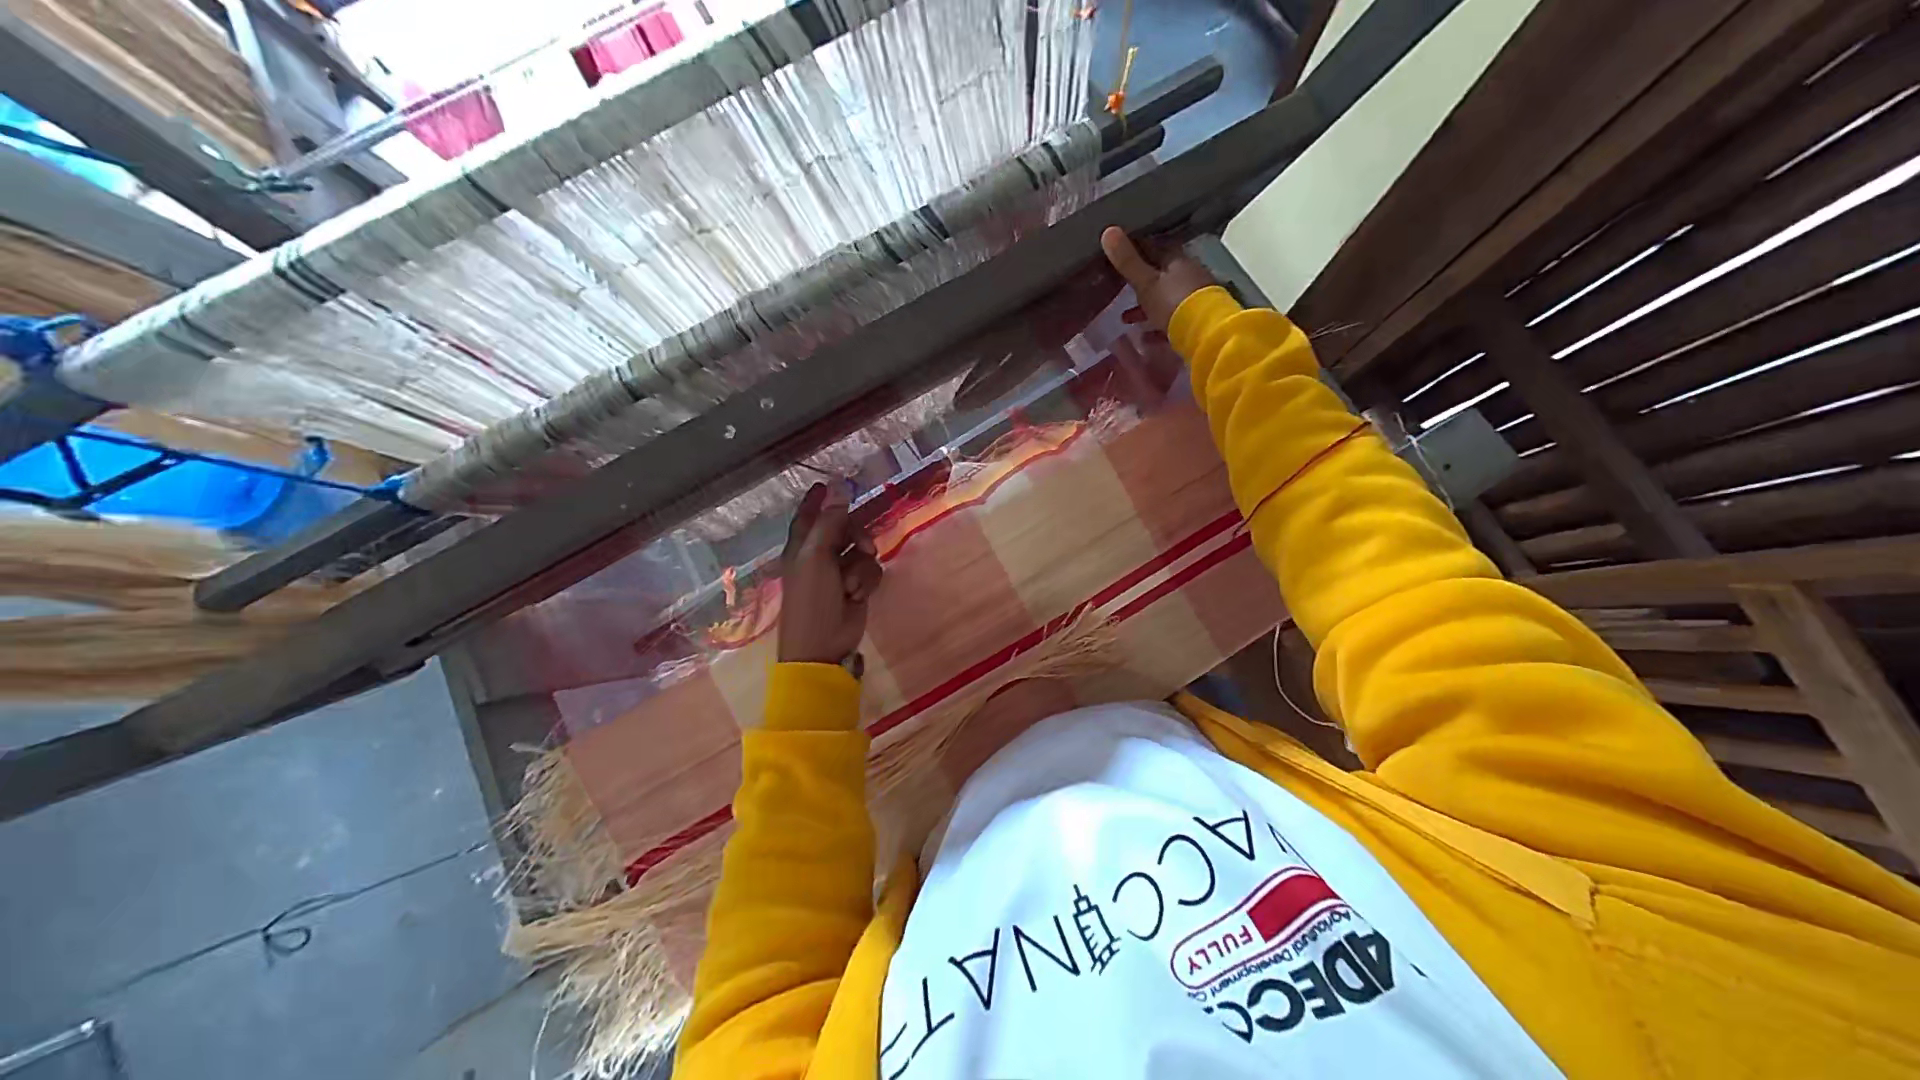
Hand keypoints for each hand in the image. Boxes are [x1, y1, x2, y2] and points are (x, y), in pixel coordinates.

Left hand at [778, 483, 881, 664]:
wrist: (823, 644)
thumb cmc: (812, 600)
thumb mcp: (817, 556)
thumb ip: (830, 520)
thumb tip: (838, 484)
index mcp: (801, 546)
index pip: (809, 515)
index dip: (817, 499)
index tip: (828, 482)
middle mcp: (820, 555)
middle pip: (843, 528)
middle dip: (856, 535)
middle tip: (864, 546)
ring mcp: (839, 572)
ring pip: (862, 550)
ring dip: (861, 566)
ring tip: (852, 585)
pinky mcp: (857, 587)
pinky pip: (871, 569)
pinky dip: (867, 581)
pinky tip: (858, 595)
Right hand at [1100, 227, 1216, 332]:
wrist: (1205, 333)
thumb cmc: (1173, 302)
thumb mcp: (1146, 283)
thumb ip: (1127, 261)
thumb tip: (1108, 230)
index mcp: (1176, 260)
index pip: (1154, 247)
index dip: (1136, 248)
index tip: (1119, 251)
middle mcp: (1187, 274)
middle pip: (1160, 273)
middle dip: (1140, 281)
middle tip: (1119, 287)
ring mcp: (1193, 296)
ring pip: (1165, 297)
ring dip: (1146, 306)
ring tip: (1126, 318)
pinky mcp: (1195, 319)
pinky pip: (1171, 319)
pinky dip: (1157, 324)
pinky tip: (1144, 336)